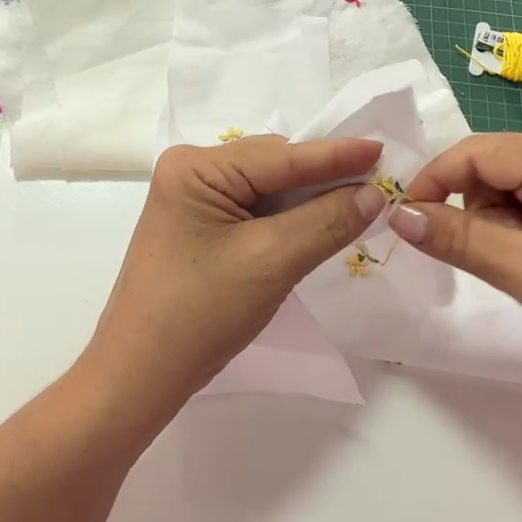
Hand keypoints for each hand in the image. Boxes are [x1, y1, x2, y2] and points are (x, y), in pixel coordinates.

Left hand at [86, 137, 385, 403]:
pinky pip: (253, 209)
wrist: (139, 376)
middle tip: (377, 180)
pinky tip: (318, 222)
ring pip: (266, 188)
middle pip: (272, 164)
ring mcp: (191, 199)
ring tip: (358, 199)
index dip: (336, 154)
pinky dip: (288, 217)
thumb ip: (325, 221)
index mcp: (195, 167)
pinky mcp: (198, 227)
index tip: (383, 146)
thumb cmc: (199, 314)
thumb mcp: (270, 262)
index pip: (280, 155)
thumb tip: (373, 192)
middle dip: (323, 176)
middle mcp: (189, 171)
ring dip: (308, 197)